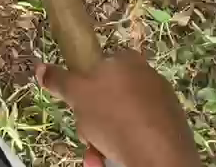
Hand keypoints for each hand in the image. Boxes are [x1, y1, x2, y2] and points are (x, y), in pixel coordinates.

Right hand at [37, 52, 200, 166]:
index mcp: (128, 60)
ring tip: (97, 156)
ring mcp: (165, 106)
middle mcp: (150, 78)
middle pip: (111, 95)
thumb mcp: (76, 94)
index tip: (79, 102)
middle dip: (94, 118)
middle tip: (86, 132)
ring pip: (124, 119)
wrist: (161, 160)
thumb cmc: (114, 115)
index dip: (87, 82)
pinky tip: (113, 162)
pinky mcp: (174, 134)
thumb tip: (40, 68)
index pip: (103, 63)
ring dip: (106, 137)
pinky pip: (142, 136)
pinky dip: (127, 147)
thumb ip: (58, 79)